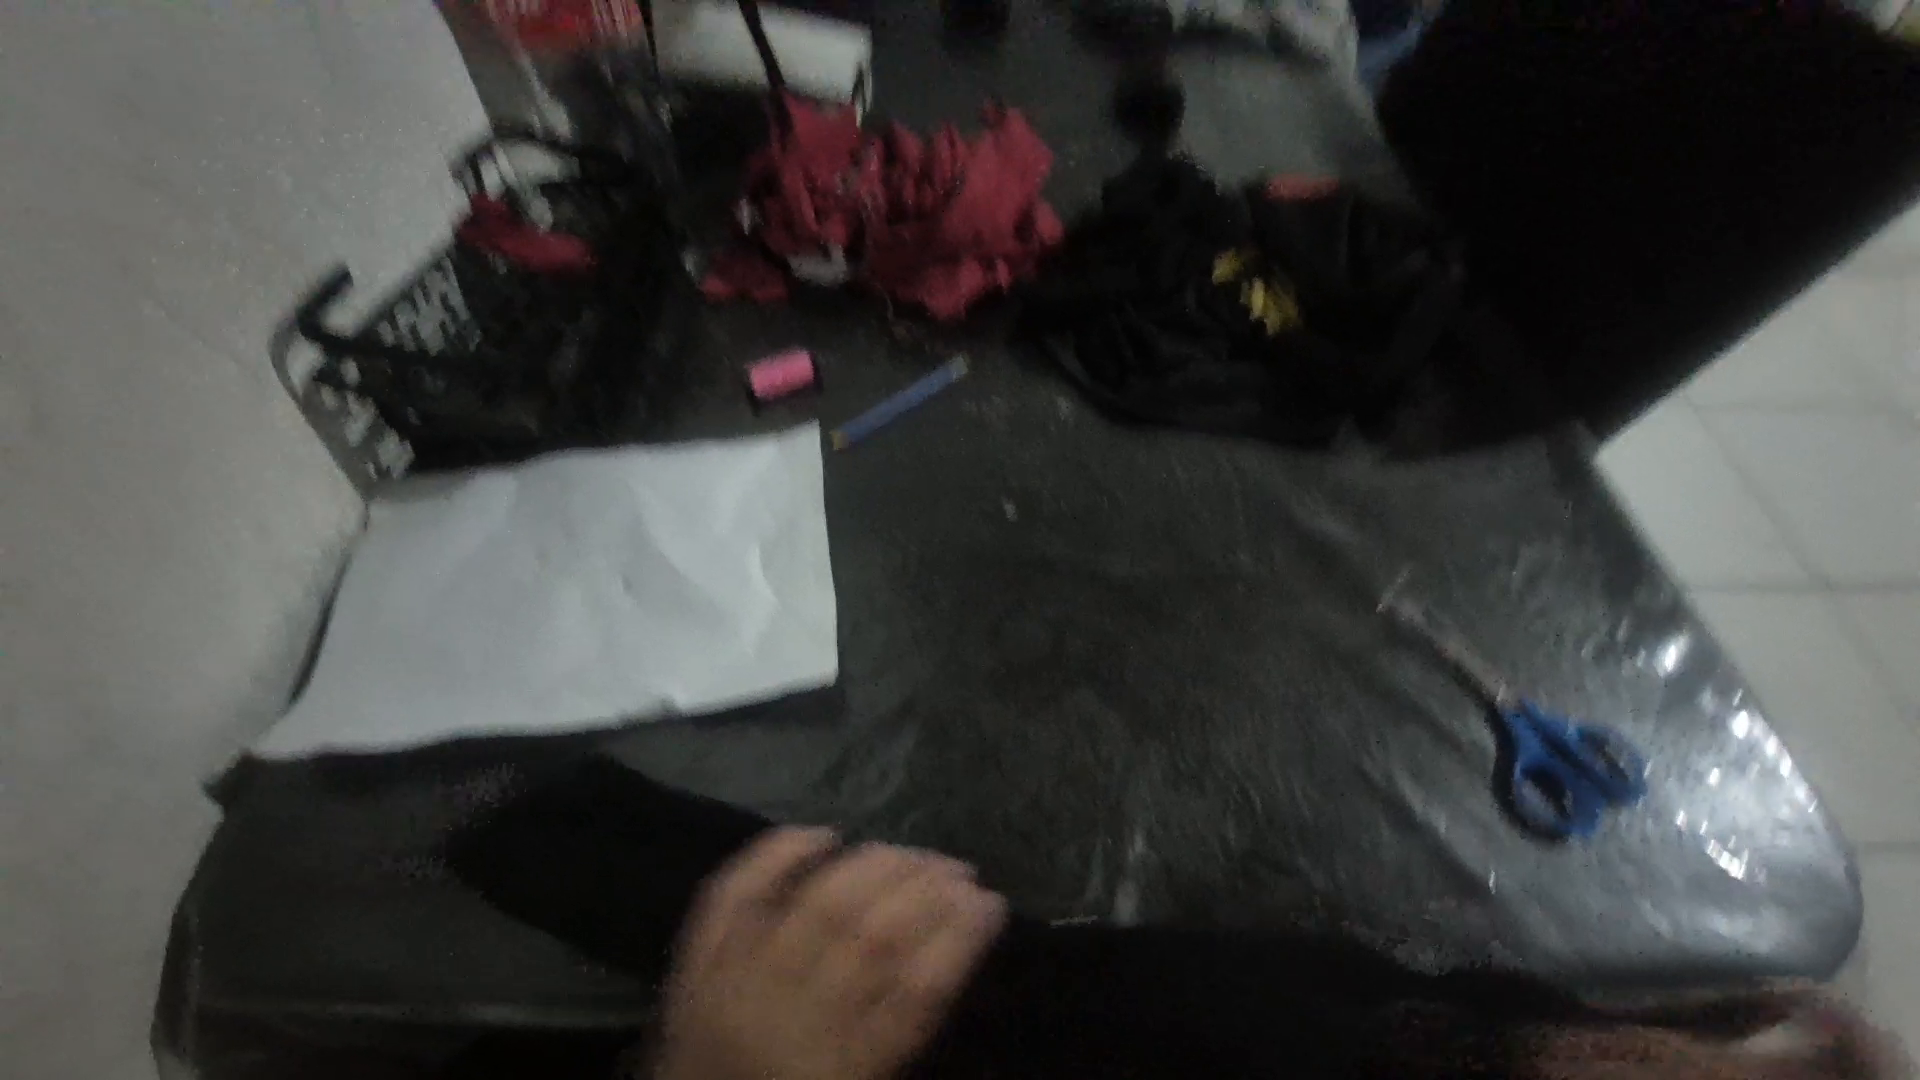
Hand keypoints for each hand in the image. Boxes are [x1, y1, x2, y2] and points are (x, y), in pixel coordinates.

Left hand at [655, 828, 1008, 1079]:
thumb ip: (905, 1029)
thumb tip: (952, 943)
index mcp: (843, 1070)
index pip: (916, 994)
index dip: (961, 938)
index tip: (992, 902)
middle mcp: (791, 1022)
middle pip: (870, 936)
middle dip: (926, 890)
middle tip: (960, 870)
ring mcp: (737, 985)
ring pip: (817, 904)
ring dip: (874, 866)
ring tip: (911, 853)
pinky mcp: (697, 963)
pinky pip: (733, 894)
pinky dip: (777, 854)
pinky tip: (822, 833)